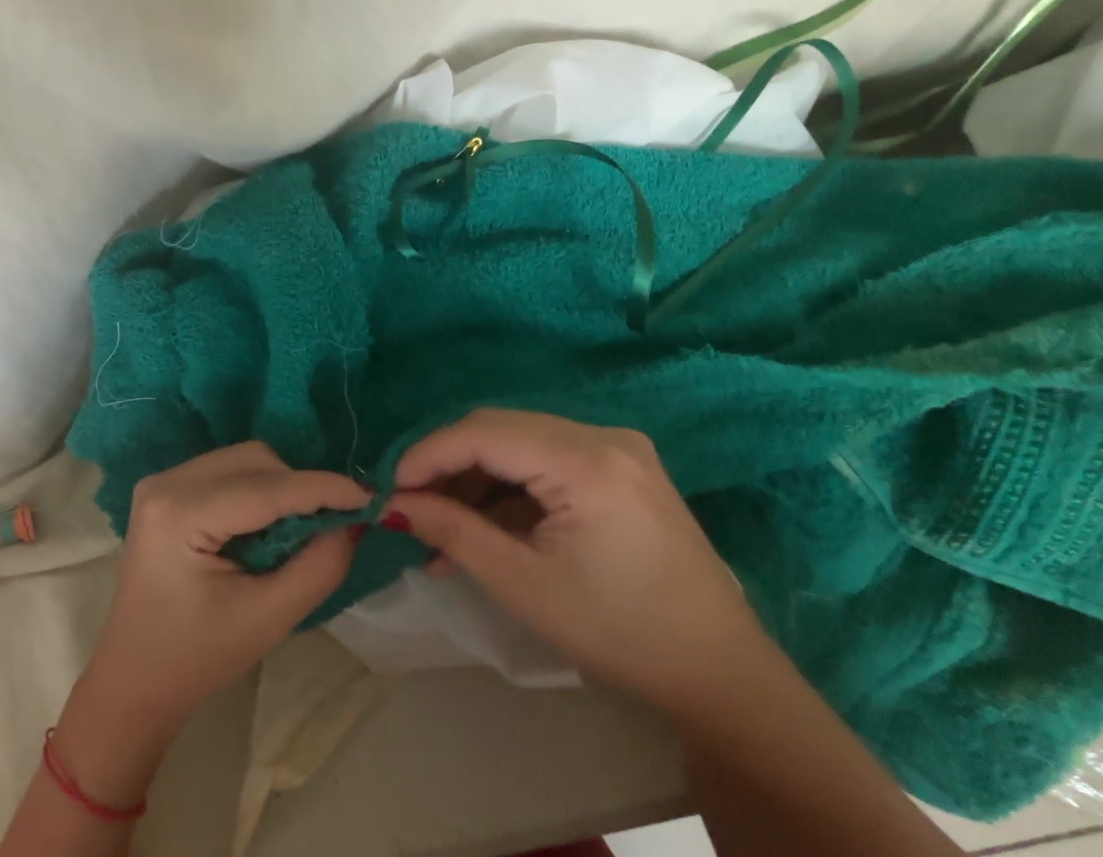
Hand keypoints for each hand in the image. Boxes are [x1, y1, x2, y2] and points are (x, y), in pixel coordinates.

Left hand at [68, 443, 367, 751]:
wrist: (135, 679)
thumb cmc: (197, 657)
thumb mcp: (269, 617)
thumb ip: (319, 565)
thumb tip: (354, 521)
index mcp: (179, 513)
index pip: (267, 486)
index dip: (324, 488)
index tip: (373, 498)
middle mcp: (164, 483)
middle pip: (254, 460)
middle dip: (300, 487)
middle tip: (333, 526)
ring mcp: (159, 483)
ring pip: (242, 462)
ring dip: (280, 488)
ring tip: (301, 534)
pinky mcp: (164, 494)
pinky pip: (226, 474)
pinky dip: (257, 493)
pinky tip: (270, 530)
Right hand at [385, 409, 769, 712]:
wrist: (715, 672)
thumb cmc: (616, 631)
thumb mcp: (520, 582)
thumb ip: (450, 530)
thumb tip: (389, 505)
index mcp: (586, 461)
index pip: (481, 433)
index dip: (424, 456)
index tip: (386, 493)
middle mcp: (605, 438)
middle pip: (498, 430)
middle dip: (445, 467)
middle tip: (408, 511)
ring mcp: (618, 452)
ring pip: (518, 445)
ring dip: (473, 482)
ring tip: (440, 534)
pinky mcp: (622, 472)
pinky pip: (545, 463)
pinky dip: (507, 491)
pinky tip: (482, 531)